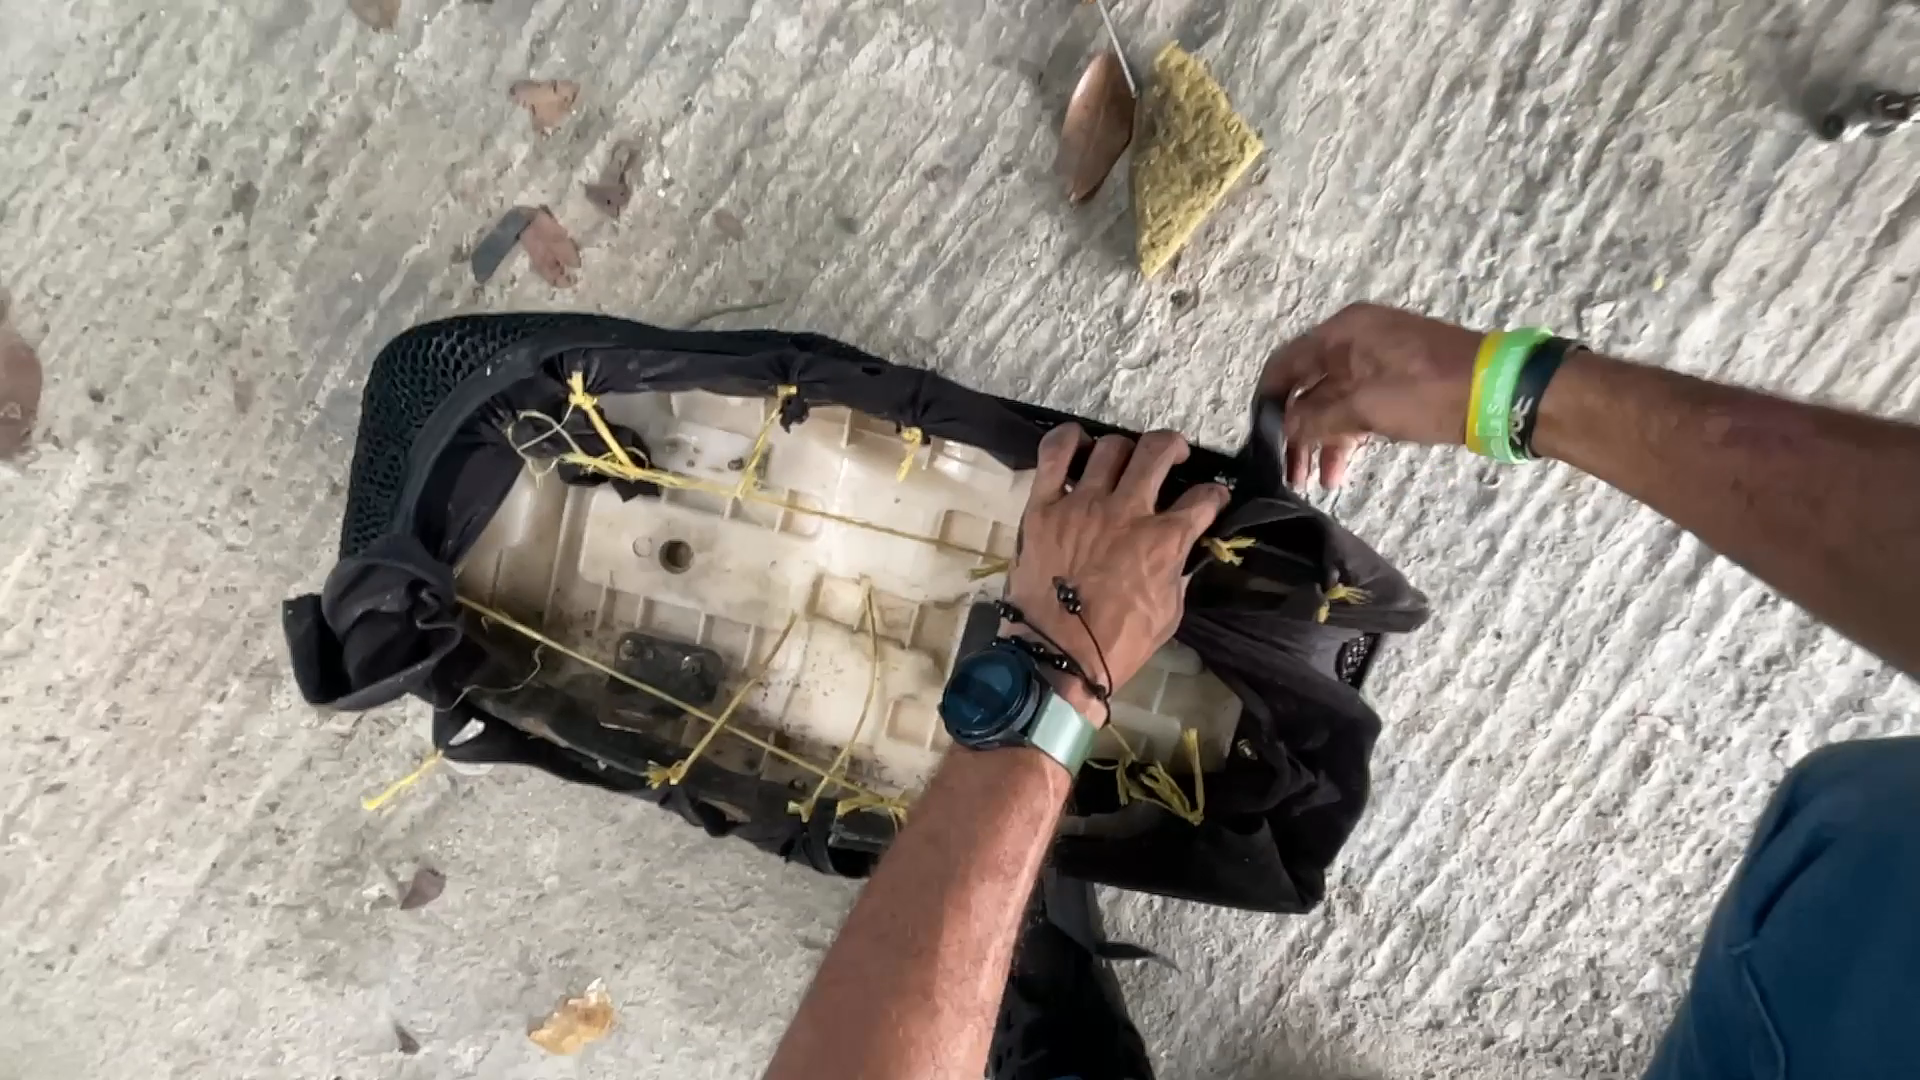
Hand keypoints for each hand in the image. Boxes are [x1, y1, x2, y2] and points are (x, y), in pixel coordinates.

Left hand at [1007, 425, 1230, 722]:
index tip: (1210, 497)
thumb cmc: (1118, 642)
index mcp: (1164, 539)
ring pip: (1110, 447)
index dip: (1213, 495)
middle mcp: (1126, 511)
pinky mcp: (1043, 507)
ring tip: (1122, 461)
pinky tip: (1078, 442)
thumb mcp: (1169, 611)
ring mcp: (1082, 505)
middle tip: (1171, 457)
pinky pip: (1054, 454)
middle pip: (1156, 450)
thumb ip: (1178, 570)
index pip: (1202, 498)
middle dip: (1172, 447)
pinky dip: (1068, 440)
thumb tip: (1183, 548)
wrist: (1056, 656)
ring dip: (1123, 450)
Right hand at [1260, 303, 1485, 488]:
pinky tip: (1339, 469)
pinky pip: (1356, 410)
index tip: (1261, 438)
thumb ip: (1314, 419)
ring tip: (1317, 481)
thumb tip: (1286, 431)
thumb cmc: (1427, 392)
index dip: (1268, 402)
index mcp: (1342, 333)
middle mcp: (1353, 341)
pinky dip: (1345, 437)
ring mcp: (1376, 363)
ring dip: (1320, 442)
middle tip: (1290, 472)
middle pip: (1306, 389)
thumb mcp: (1362, 408)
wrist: (1507, 393)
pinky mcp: (1396, 384)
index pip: (1283, 365)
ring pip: (1332, 404)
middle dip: (1296, 432)